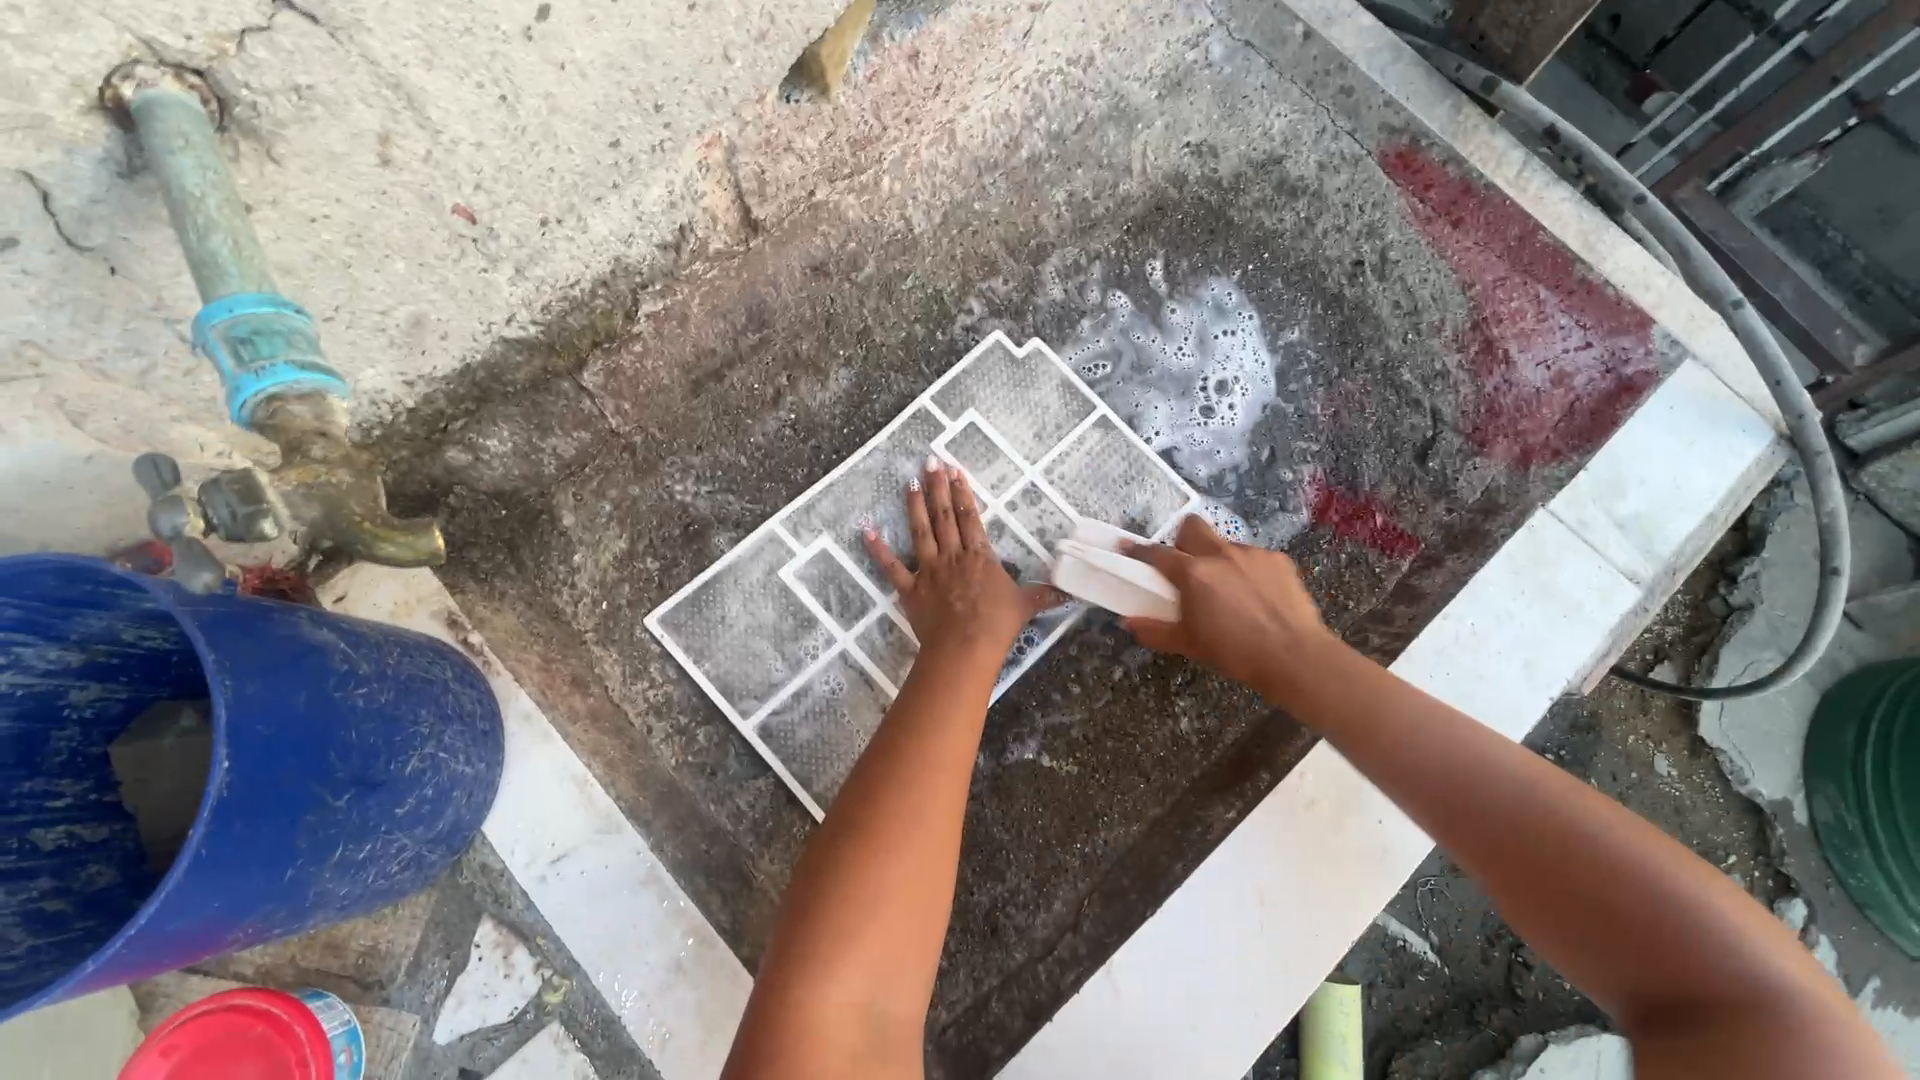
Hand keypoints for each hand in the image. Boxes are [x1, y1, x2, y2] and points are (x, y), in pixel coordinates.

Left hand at [863, 458, 1062, 657]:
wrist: (965, 648)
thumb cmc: (996, 625)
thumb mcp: (1025, 605)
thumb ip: (1044, 594)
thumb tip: (1068, 592)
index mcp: (979, 555)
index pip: (968, 516)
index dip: (961, 492)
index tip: (955, 470)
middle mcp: (952, 555)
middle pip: (943, 515)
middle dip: (937, 486)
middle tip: (930, 462)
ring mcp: (929, 570)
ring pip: (920, 531)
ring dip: (914, 505)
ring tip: (910, 481)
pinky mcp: (910, 588)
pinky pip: (891, 567)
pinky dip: (878, 550)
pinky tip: (867, 531)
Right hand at [1122, 516, 1338, 702]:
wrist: (1294, 657)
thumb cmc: (1234, 652)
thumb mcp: (1188, 644)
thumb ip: (1154, 630)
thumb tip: (1128, 622)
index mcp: (1193, 573)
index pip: (1157, 554)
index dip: (1139, 550)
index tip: (1128, 546)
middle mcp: (1220, 554)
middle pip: (1192, 527)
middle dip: (1183, 538)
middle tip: (1186, 564)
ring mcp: (1252, 554)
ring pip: (1225, 544)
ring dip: (1218, 559)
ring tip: (1228, 589)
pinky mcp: (1278, 560)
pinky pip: (1254, 557)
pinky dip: (1248, 571)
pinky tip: (1257, 595)